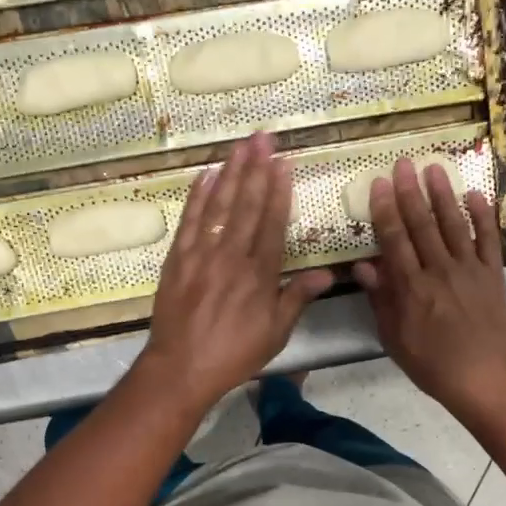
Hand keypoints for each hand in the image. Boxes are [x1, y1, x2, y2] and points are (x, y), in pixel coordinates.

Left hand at [137, 132, 332, 411]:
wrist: (181, 368)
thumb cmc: (234, 355)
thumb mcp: (275, 333)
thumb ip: (297, 298)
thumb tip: (327, 274)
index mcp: (260, 276)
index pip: (272, 225)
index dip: (279, 192)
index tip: (285, 163)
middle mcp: (232, 257)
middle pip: (246, 206)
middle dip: (256, 169)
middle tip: (264, 137)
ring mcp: (202, 255)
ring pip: (219, 206)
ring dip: (231, 173)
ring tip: (241, 145)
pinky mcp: (178, 260)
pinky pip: (190, 221)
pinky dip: (198, 196)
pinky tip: (207, 174)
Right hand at [355, 160, 505, 417]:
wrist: (482, 379)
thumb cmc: (432, 366)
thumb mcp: (395, 340)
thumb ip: (381, 301)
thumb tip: (362, 266)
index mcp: (412, 288)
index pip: (395, 239)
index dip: (385, 209)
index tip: (378, 183)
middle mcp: (440, 271)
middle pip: (422, 224)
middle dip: (410, 191)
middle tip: (403, 162)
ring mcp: (469, 270)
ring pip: (454, 224)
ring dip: (443, 194)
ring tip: (434, 168)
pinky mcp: (493, 275)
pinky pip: (488, 238)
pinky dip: (482, 215)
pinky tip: (475, 194)